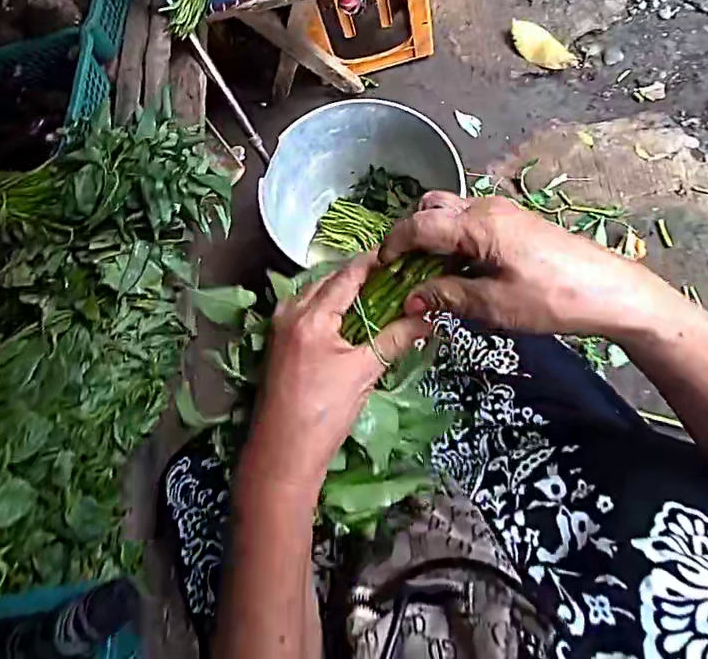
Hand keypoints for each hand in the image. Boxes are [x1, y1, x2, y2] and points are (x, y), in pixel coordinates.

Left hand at [241, 256, 432, 488]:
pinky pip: (307, 307)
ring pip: (317, 291)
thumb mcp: (364, 373)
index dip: (374, 261)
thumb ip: (396, 339)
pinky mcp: (278, 337)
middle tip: (394, 275)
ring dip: (344, 288)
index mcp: (311, 314)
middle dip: (361, 274)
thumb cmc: (323, 414)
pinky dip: (329, 304)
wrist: (282, 452)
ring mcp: (280, 323)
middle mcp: (290, 309)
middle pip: (330, 279)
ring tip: (377, 292)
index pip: (347, 274)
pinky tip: (349, 315)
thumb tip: (428, 318)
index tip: (400, 255)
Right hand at [379, 192, 688, 338]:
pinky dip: (452, 236)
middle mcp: (484, 207)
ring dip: (432, 234)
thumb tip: (409, 299)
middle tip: (405, 268)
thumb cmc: (554, 299)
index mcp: (476, 223)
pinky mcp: (513, 220)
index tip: (380, 267)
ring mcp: (501, 210)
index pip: (418, 224)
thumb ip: (446, 296)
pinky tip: (460, 267)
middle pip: (430, 207)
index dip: (393, 244)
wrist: (615, 292)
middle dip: (410, 233)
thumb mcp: (495, 305)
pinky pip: (468, 219)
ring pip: (449, 210)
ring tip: (430, 271)